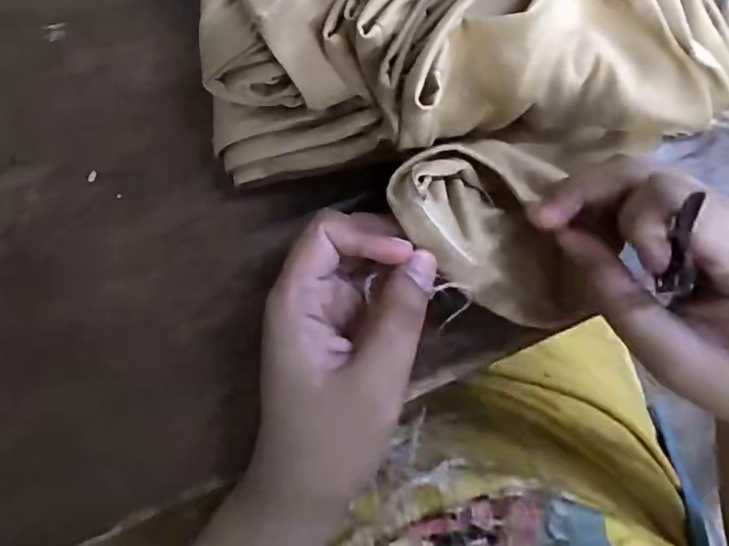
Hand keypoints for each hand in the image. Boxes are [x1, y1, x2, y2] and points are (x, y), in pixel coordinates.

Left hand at [244, 211, 436, 526]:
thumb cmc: (333, 442)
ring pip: (355, 260)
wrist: (302, 496)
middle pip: (341, 238)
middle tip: (430, 258)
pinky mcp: (335, 324)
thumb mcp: (376, 381)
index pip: (326, 232)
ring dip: (392, 261)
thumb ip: (401, 316)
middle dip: (385, 241)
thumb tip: (425, 256)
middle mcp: (303, 293)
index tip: (408, 257)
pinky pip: (364, 286)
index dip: (368, 234)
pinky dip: (391, 284)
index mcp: (296, 299)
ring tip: (431, 271)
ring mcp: (318, 307)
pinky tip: (418, 293)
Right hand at [529, 158, 728, 447]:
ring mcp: (723, 211)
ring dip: (596, 195)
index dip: (637, 223)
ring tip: (558, 223)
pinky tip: (592, 231)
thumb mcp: (675, 359)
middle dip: (592, 190)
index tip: (643, 274)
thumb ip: (617, 296)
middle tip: (541, 217)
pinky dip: (612, 206)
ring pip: (644, 176)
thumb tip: (564, 234)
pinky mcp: (706, 218)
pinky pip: (650, 194)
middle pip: (652, 174)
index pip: (676, 197)